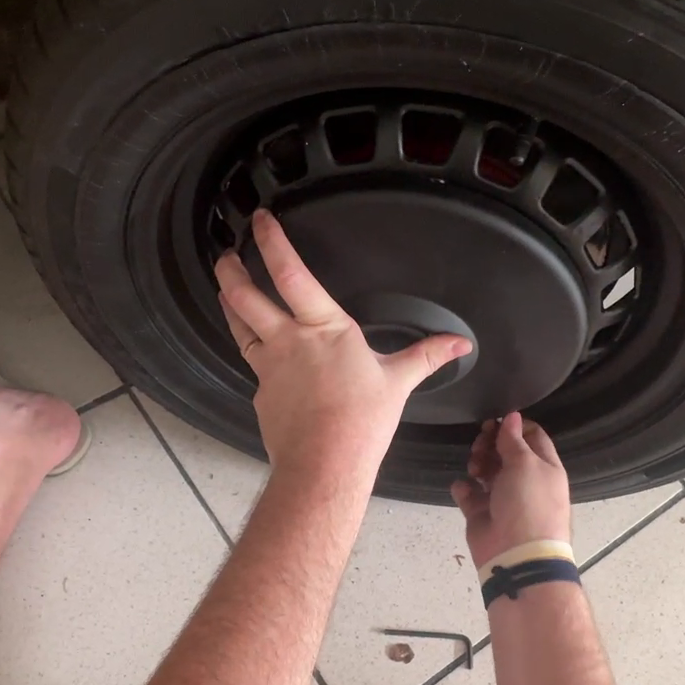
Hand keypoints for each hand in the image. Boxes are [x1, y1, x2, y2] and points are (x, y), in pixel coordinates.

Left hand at [215, 210, 470, 477]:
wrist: (323, 465)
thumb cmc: (360, 423)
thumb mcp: (398, 383)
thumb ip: (426, 356)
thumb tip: (459, 344)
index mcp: (324, 329)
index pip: (290, 274)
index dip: (271, 242)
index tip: (259, 219)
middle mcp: (288, 342)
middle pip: (245, 297)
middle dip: (231, 270)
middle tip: (225, 255)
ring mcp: (269, 368)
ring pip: (239, 327)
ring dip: (230, 305)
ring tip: (226, 290)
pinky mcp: (261, 394)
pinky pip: (254, 367)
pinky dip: (255, 355)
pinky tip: (262, 358)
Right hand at [450, 412, 571, 566]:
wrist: (517, 553)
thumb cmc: (528, 503)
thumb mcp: (525, 464)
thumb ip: (514, 439)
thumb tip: (512, 416)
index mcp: (544, 467)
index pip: (531, 436)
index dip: (513, 426)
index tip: (494, 423)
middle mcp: (524, 480)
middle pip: (504, 452)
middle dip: (490, 444)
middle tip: (479, 445)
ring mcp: (502, 498)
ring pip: (485, 470)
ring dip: (477, 463)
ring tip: (475, 469)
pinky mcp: (482, 513)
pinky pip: (469, 494)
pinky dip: (464, 488)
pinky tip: (464, 488)